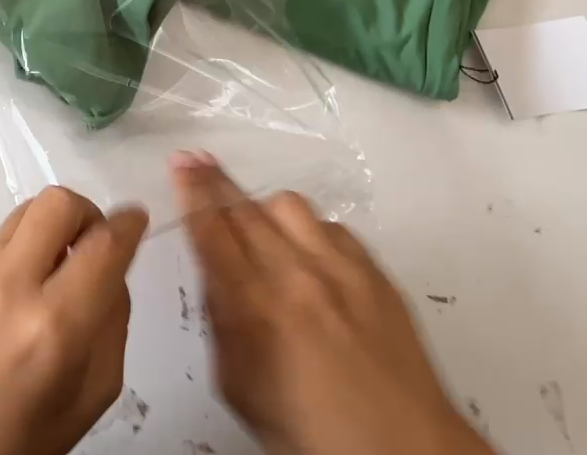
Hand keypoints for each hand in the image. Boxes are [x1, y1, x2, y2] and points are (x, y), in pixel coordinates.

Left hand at [0, 187, 148, 454]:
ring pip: (27, 211)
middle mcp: (11, 284)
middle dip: (87, 213)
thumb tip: (113, 268)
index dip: (128, 225)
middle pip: (59, 203)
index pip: (103, 247)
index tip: (136, 218)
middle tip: (94, 240)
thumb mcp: (92, 393)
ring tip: (55, 268)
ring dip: (53, 229)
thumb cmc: (22, 432)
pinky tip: (15, 295)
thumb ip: (112, 322)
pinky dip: (20, 254)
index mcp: (55, 326)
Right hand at [171, 151, 491, 454]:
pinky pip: (333, 226)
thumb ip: (221, 323)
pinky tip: (306, 248)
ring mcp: (343, 270)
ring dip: (262, 206)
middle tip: (197, 160)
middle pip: (244, 207)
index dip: (192, 190)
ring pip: (289, 206)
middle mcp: (297, 275)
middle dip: (214, 181)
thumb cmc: (312, 430)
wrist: (405, 453)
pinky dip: (310, 229)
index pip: (212, 229)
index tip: (181, 162)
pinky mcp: (377, 274)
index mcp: (256, 305)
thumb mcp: (240, 385)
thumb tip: (215, 278)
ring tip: (255, 219)